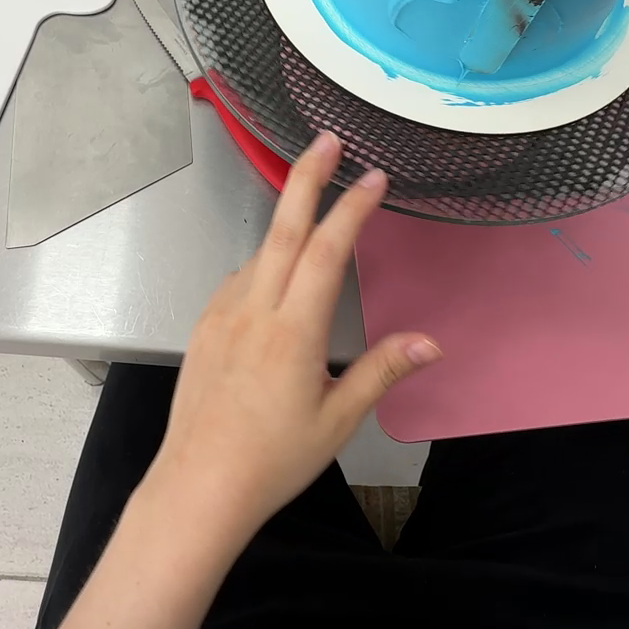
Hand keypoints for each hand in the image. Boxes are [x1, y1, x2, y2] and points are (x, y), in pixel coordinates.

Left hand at [143, 132, 439, 542]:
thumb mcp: (337, 420)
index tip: (374, 177)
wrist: (197, 487)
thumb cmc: (272, 458)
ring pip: (262, 251)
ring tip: (314, 206)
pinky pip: (241, 277)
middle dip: (307, 176)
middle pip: (284, 227)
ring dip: (289, 220)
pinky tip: (277, 275)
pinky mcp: (204, 323)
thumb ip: (382, 371)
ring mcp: (223, 311)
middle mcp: (254, 307)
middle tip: (327, 140)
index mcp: (293, 329)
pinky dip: (266, 261)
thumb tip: (431, 342)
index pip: (327, 251)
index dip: (352, 208)